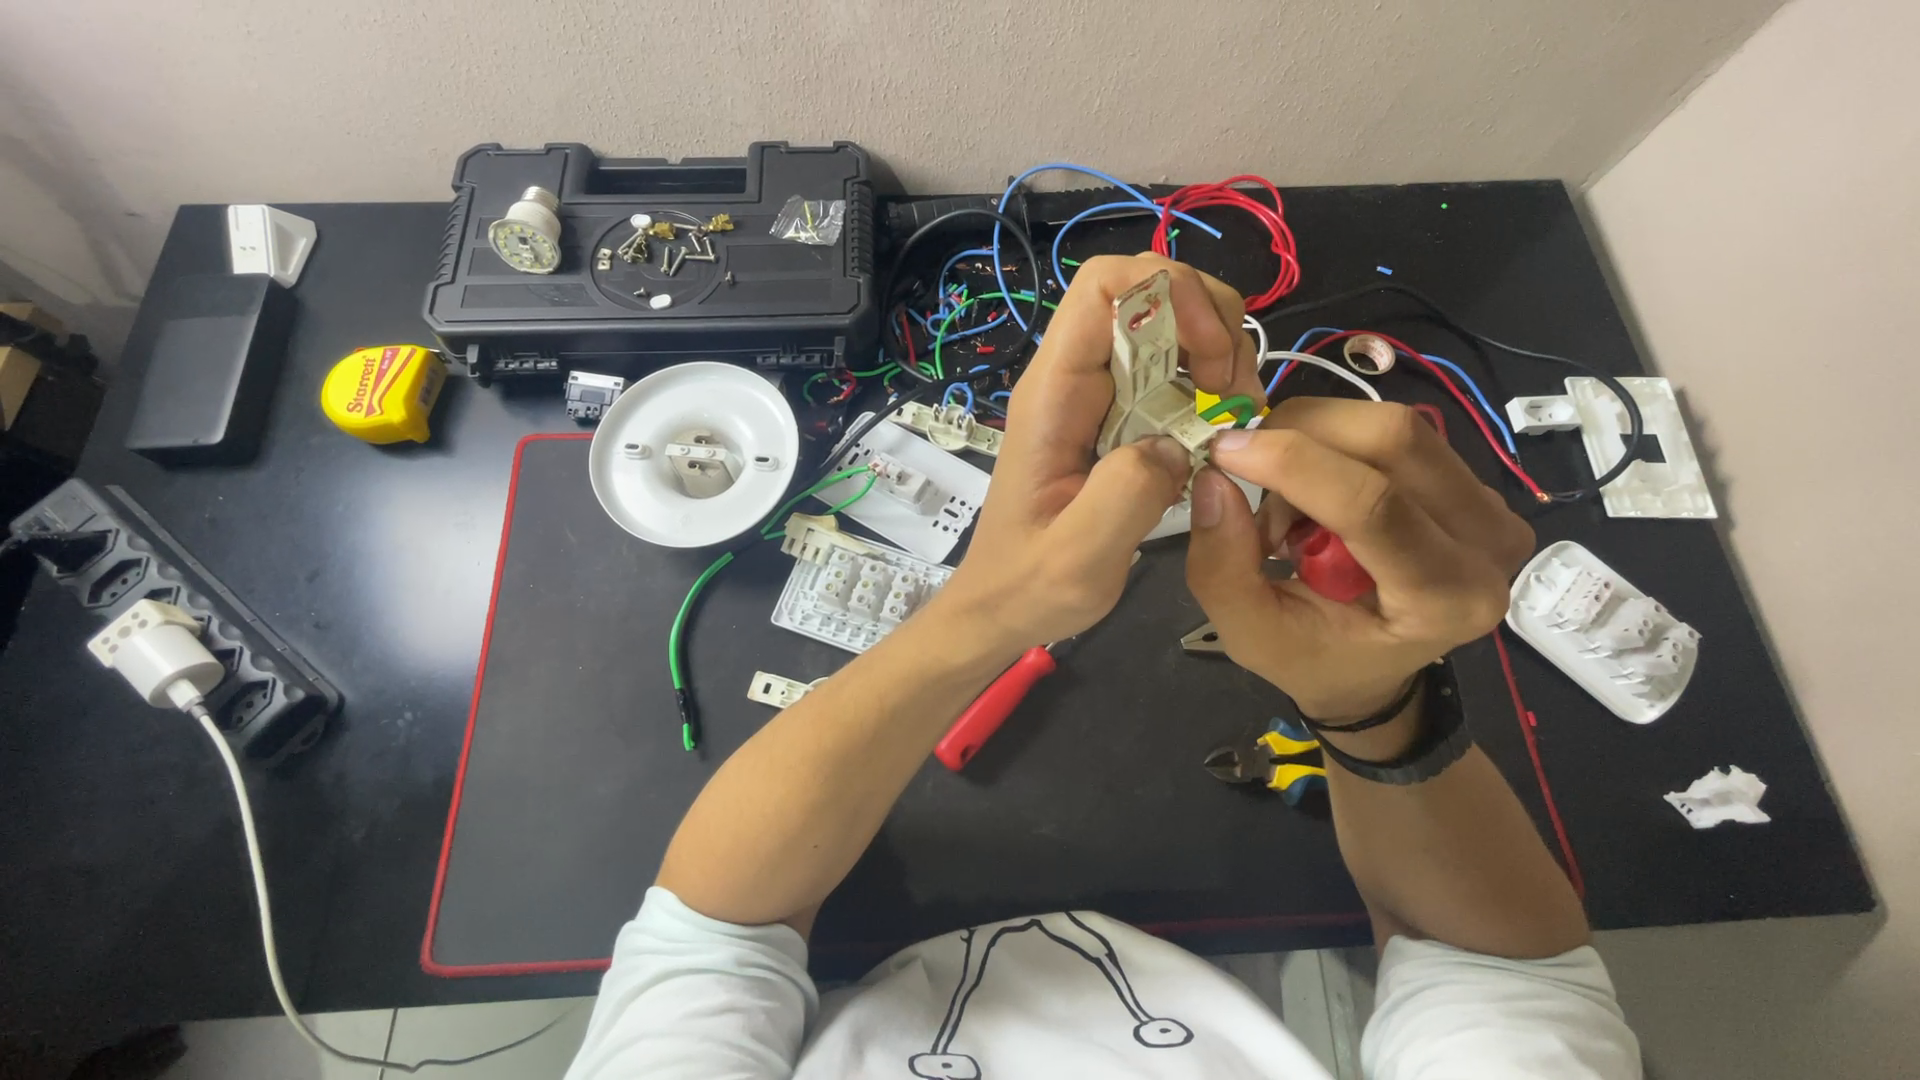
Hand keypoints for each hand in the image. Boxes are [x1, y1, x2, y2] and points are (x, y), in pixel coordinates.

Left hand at [936, 254, 1266, 649]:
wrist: (1001, 606)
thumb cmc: (1030, 585)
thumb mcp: (1080, 555)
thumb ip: (1127, 494)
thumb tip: (1176, 443)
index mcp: (1052, 396)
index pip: (1103, 286)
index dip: (1171, 292)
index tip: (1214, 360)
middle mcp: (1069, 381)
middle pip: (1143, 293)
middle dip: (1207, 322)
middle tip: (1235, 395)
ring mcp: (1089, 397)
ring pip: (1160, 328)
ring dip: (1212, 354)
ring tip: (1234, 413)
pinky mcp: (1108, 420)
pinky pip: (1162, 374)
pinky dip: (1202, 385)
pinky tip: (1218, 430)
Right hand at [1186, 398, 1534, 721]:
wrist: (1369, 670)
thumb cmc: (1312, 659)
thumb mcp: (1249, 633)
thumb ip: (1222, 566)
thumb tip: (1213, 478)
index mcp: (1444, 600)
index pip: (1373, 504)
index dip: (1292, 464)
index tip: (1222, 450)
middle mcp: (1489, 545)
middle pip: (1391, 439)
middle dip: (1298, 440)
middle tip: (1252, 483)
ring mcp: (1492, 506)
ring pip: (1391, 425)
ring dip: (1313, 444)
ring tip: (1286, 508)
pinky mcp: (1474, 482)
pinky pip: (1395, 433)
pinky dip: (1333, 446)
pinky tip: (1315, 495)